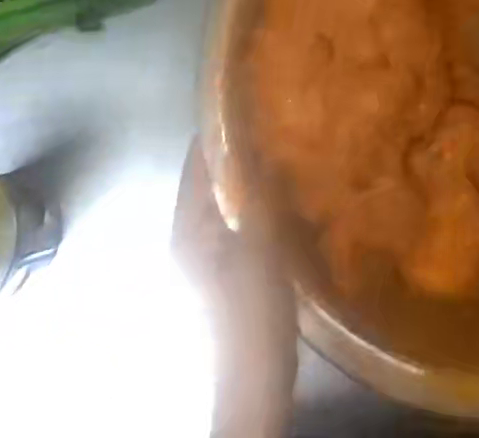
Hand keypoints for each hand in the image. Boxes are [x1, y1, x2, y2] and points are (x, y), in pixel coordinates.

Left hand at [172, 147, 296, 437]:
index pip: (196, 162)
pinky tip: (290, 191)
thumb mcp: (259, 248)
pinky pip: (245, 217)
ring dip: (253, 177)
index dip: (219, 131)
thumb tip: (264, 149)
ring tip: (286, 148)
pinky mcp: (233, 264)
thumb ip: (259, 198)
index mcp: (188, 226)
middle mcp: (192, 233)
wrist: (257, 377)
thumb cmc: (251, 312)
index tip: (250, 102)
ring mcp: (212, 251)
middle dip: (240, 151)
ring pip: (231, 198)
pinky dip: (262, 200)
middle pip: (212, 179)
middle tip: (277, 121)